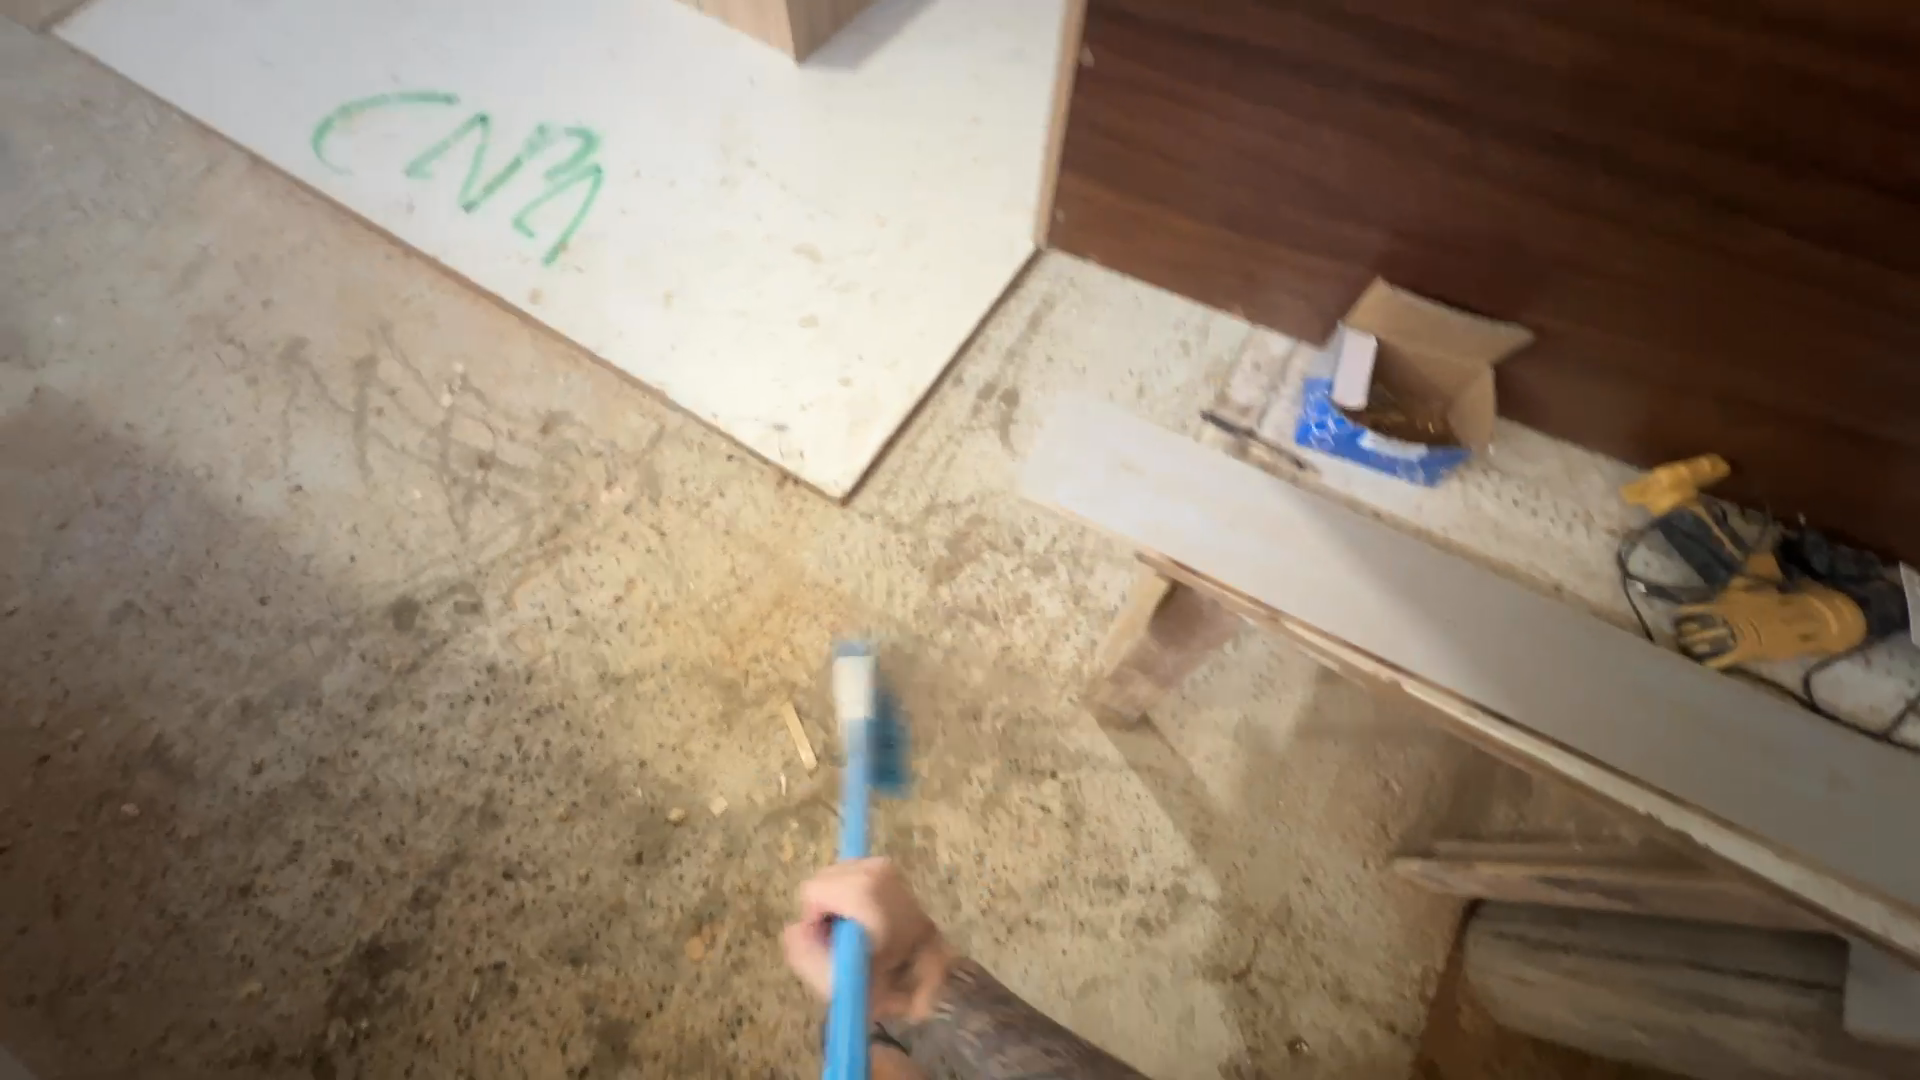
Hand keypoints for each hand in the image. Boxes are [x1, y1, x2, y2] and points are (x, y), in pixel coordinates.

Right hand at [782, 857, 953, 1020]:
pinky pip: (849, 875)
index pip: (812, 890)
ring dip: (837, 902)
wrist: (929, 972)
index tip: (833, 941)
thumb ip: (804, 953)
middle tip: (844, 938)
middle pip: (822, 880)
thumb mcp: (836, 983)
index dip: (815, 919)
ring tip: (857, 929)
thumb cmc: (884, 982)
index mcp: (864, 891)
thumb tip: (795, 927)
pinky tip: (864, 917)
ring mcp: (883, 865)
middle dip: (825, 908)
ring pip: (834, 877)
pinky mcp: (886, 867)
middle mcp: (875, 869)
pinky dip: (849, 895)